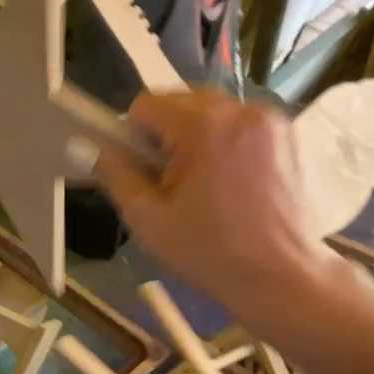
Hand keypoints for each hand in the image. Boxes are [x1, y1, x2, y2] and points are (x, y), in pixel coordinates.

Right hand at [95, 89, 339, 327]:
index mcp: (204, 127)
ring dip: (191, 136)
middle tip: (167, 181)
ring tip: (197, 182)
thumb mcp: (146, 217)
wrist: (277, 273)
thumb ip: (115, 173)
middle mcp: (241, 110)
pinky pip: (235, 122)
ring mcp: (268, 119)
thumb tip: (88, 147)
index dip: (131, 137)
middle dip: (163, 134)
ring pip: (208, 110)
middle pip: (179, 101)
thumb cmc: (206, 250)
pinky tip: (222, 180)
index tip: (139, 172)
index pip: (146, 105)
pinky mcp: (284, 134)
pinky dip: (219, 141)